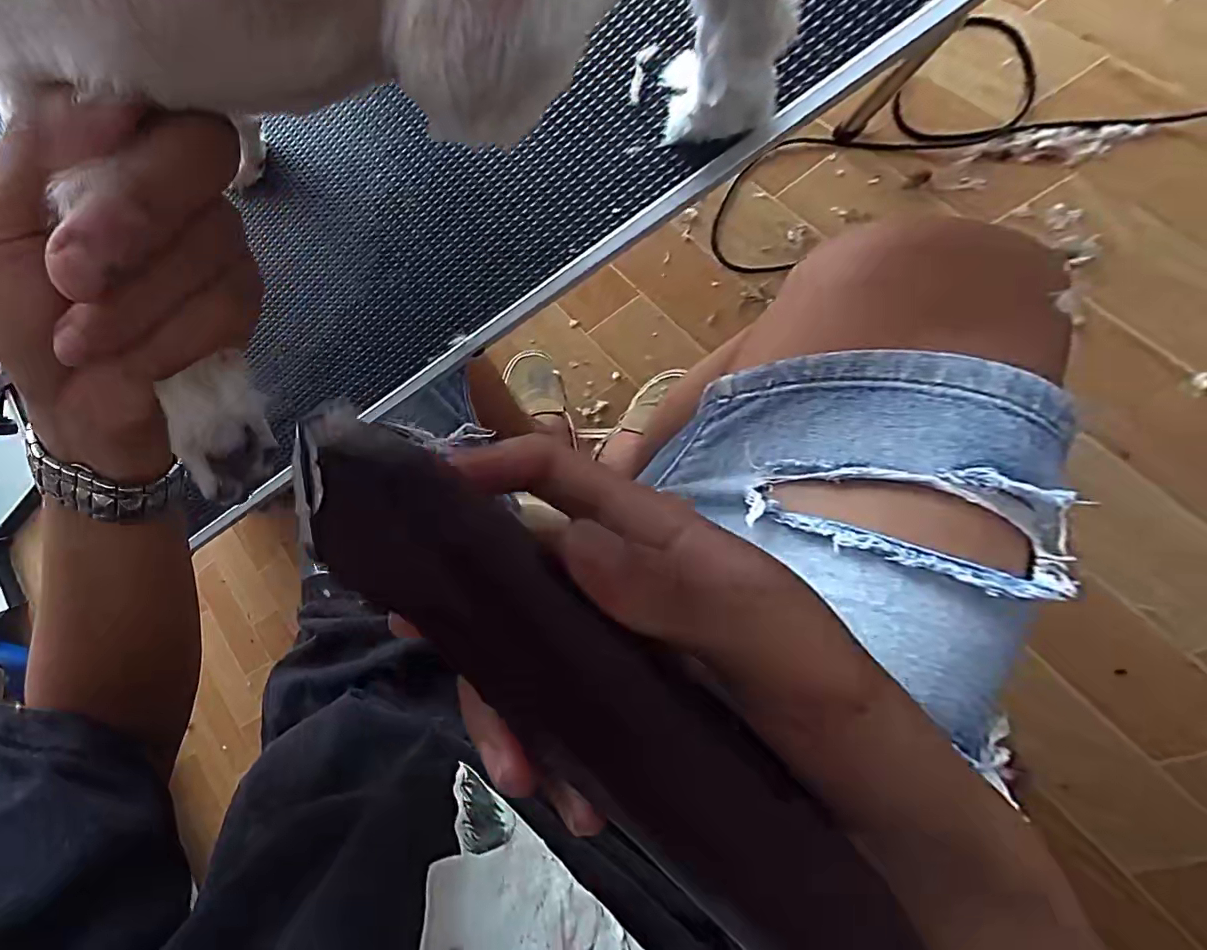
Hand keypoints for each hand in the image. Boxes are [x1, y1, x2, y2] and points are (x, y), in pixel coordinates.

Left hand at [0, 90, 260, 481]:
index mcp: (116, 150)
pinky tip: (130, 362)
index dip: (125, 122)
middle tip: (72, 274)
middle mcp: (177, 184)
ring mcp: (220, 240)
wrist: (69, 408)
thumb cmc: (28, 314)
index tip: (84, 171)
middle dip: (135, 212)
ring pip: (209, 239)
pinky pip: (225, 304)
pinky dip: (163, 343)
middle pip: (202, 146)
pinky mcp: (242, 300)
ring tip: (78, 341)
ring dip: (130, 306)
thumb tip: (116, 101)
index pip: (153, 92)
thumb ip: (35, 152)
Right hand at [430, 435, 1101, 949]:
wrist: (882, 834)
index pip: (553, 471)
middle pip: (504, 559)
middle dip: (459, 597)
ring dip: (491, 697)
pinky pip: (530, 701)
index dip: (491, 462)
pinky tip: (553, 793)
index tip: (433, 488)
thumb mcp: (776, 644)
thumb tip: (568, 542)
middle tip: (415, 631)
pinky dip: (523, 742)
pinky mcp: (589, 696)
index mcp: (646, 536)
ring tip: (514, 770)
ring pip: (505, 639)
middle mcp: (604, 578)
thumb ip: (679, 592)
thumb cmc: (840, 714)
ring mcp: (592, 638)